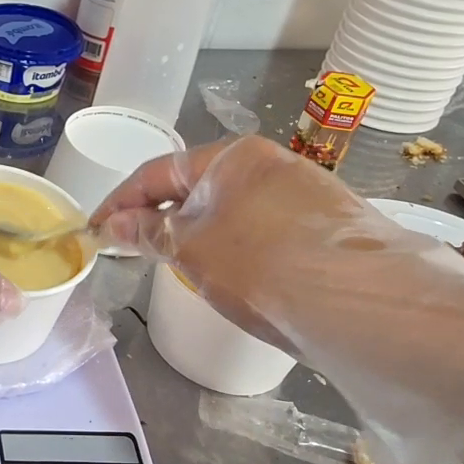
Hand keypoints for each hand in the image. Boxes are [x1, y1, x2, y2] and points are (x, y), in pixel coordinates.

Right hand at [90, 136, 462, 346]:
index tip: (95, 230)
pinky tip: (236, 279)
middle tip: (132, 250)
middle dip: (160, 218)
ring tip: (179, 268)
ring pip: (233, 212)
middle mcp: (273, 165)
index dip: (120, 202)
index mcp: (233, 156)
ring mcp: (308, 197)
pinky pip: (265, 233)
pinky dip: (238, 250)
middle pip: (197, 189)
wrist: (368, 306)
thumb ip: (147, 233)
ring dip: (199, 236)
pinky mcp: (333, 231)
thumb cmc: (262, 266)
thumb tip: (112, 226)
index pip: (157, 172)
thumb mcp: (191, 250)